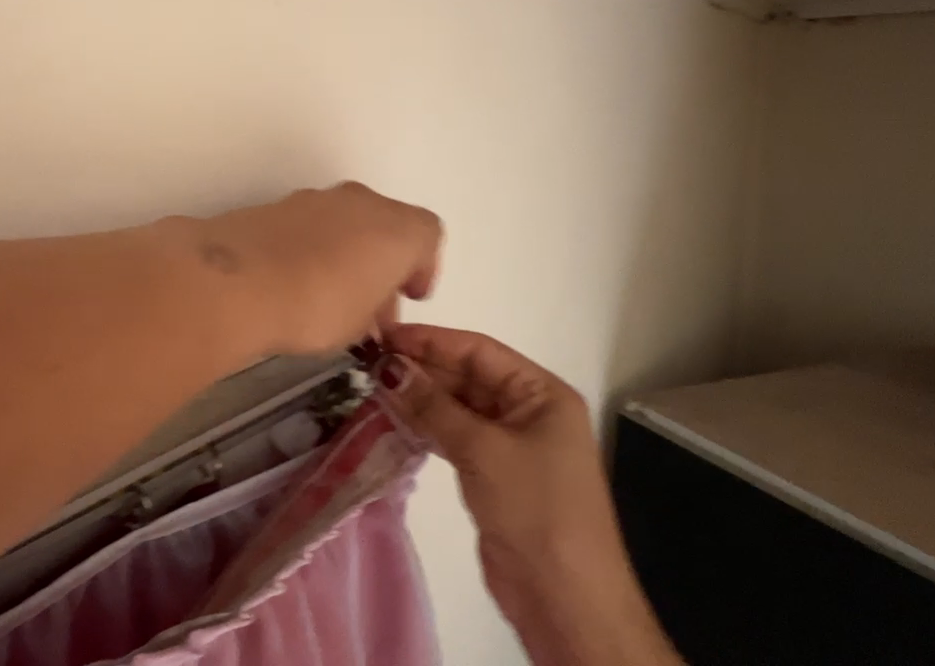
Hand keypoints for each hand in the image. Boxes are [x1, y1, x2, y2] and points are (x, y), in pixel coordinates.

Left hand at [187, 183, 441, 357]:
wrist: (237, 280)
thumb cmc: (317, 306)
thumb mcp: (360, 325)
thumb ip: (373, 311)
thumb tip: (366, 308)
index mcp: (397, 228)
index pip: (427, 236)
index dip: (422, 267)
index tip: (408, 296)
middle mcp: (361, 202)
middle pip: (385, 225)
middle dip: (381, 263)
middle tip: (370, 306)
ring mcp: (315, 198)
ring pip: (345, 222)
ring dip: (345, 253)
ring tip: (329, 297)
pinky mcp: (275, 204)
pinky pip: (308, 225)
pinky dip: (311, 247)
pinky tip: (295, 281)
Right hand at [378, 323, 683, 665]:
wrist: (565, 598)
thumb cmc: (535, 509)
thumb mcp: (482, 449)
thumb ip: (432, 405)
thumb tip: (388, 367)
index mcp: (541, 393)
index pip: (478, 350)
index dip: (430, 340)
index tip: (384, 336)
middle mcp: (528, 411)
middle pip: (466, 376)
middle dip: (421, 370)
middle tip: (368, 364)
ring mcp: (511, 444)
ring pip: (457, 407)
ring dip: (418, 399)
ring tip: (372, 389)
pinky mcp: (494, 473)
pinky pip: (454, 436)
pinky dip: (426, 428)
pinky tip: (393, 421)